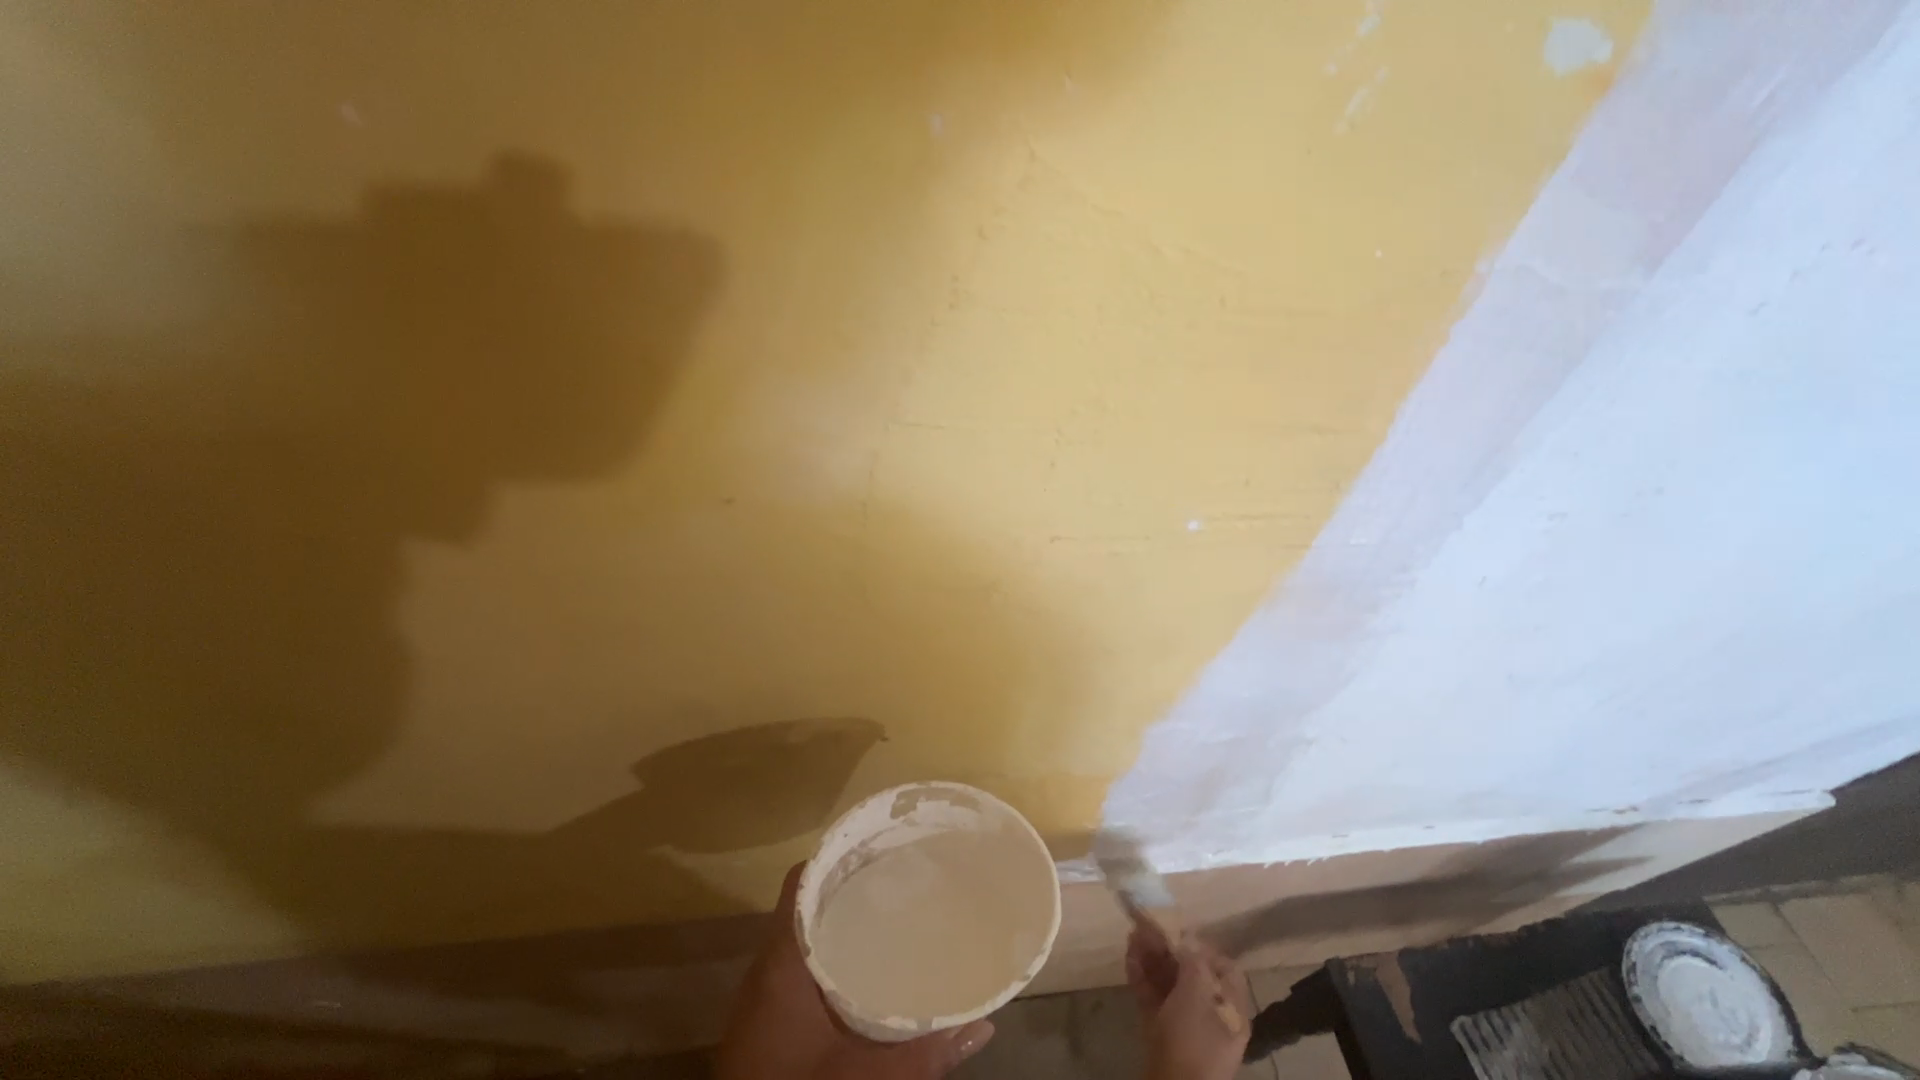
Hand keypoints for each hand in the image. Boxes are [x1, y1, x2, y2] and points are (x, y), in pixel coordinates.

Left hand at [715, 863, 995, 1079]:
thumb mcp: (865, 1078)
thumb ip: (925, 1053)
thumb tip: (983, 1024)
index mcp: (782, 962)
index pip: (803, 881)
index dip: (840, 854)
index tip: (886, 844)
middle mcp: (769, 968)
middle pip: (809, 903)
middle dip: (855, 886)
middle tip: (908, 877)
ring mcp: (766, 996)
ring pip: (808, 937)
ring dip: (845, 923)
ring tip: (899, 912)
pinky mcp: (772, 1022)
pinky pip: (806, 968)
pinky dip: (837, 957)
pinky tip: (871, 971)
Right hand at [1126, 928, 1252, 1079]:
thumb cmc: (1193, 1041)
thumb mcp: (1197, 996)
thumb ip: (1194, 963)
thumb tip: (1188, 939)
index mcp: (1230, 1008)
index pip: (1224, 969)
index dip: (1203, 947)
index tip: (1180, 932)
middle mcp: (1210, 1015)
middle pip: (1191, 973)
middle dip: (1168, 948)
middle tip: (1147, 925)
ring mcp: (1184, 1025)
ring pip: (1168, 984)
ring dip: (1151, 957)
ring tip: (1133, 933)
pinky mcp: (1161, 1033)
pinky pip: (1153, 999)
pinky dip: (1142, 977)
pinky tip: (1129, 956)